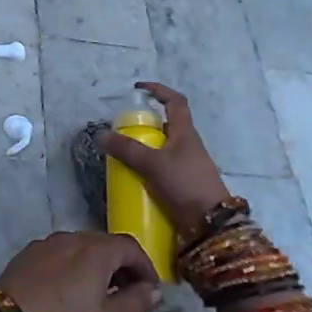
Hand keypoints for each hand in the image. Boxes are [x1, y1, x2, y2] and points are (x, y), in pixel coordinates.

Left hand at [0, 231, 160, 311]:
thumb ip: (137, 304)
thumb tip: (152, 289)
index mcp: (95, 250)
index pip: (130, 247)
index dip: (146, 267)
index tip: (150, 291)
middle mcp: (70, 237)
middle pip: (104, 243)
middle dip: (121, 265)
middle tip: (127, 293)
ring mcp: (44, 243)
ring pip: (79, 247)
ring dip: (94, 265)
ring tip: (98, 293)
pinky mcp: (25, 254)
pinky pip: (58, 253)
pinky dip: (71, 265)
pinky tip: (67, 289)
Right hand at [100, 82, 232, 246]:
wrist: (211, 222)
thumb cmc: (185, 184)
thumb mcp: (152, 164)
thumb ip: (126, 149)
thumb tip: (100, 135)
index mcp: (185, 133)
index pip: (175, 102)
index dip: (159, 90)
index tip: (139, 89)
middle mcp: (188, 145)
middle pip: (167, 125)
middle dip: (145, 124)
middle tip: (124, 130)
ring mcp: (187, 164)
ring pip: (163, 147)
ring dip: (145, 147)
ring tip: (124, 155)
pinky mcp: (183, 182)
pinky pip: (162, 166)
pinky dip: (148, 165)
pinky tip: (135, 176)